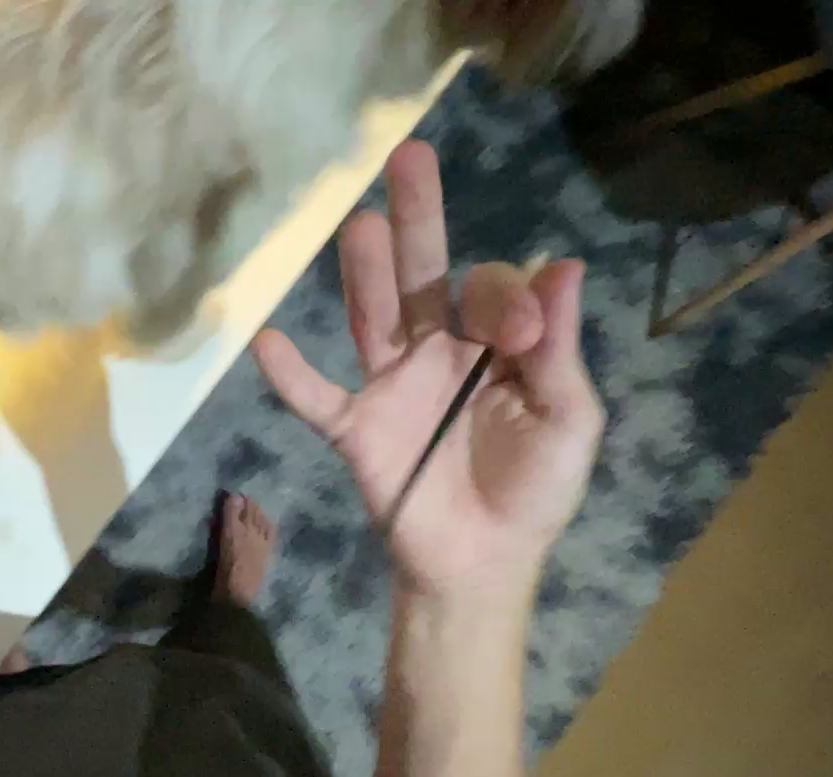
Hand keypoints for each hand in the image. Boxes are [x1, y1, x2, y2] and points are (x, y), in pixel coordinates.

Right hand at [252, 140, 603, 599]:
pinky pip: (316, 399)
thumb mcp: (566, 422)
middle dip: (418, 222)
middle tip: (408, 157)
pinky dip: (290, 375)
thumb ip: (556, 352)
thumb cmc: (531, 494)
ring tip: (356, 224)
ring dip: (363, 276)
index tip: (511, 341)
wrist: (479, 562)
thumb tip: (563, 264)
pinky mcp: (355, 430)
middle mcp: (437, 355)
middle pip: (423, 278)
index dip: (504, 298)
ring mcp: (389, 389)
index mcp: (492, 350)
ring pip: (371, 319)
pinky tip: (266, 340)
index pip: (491, 291)